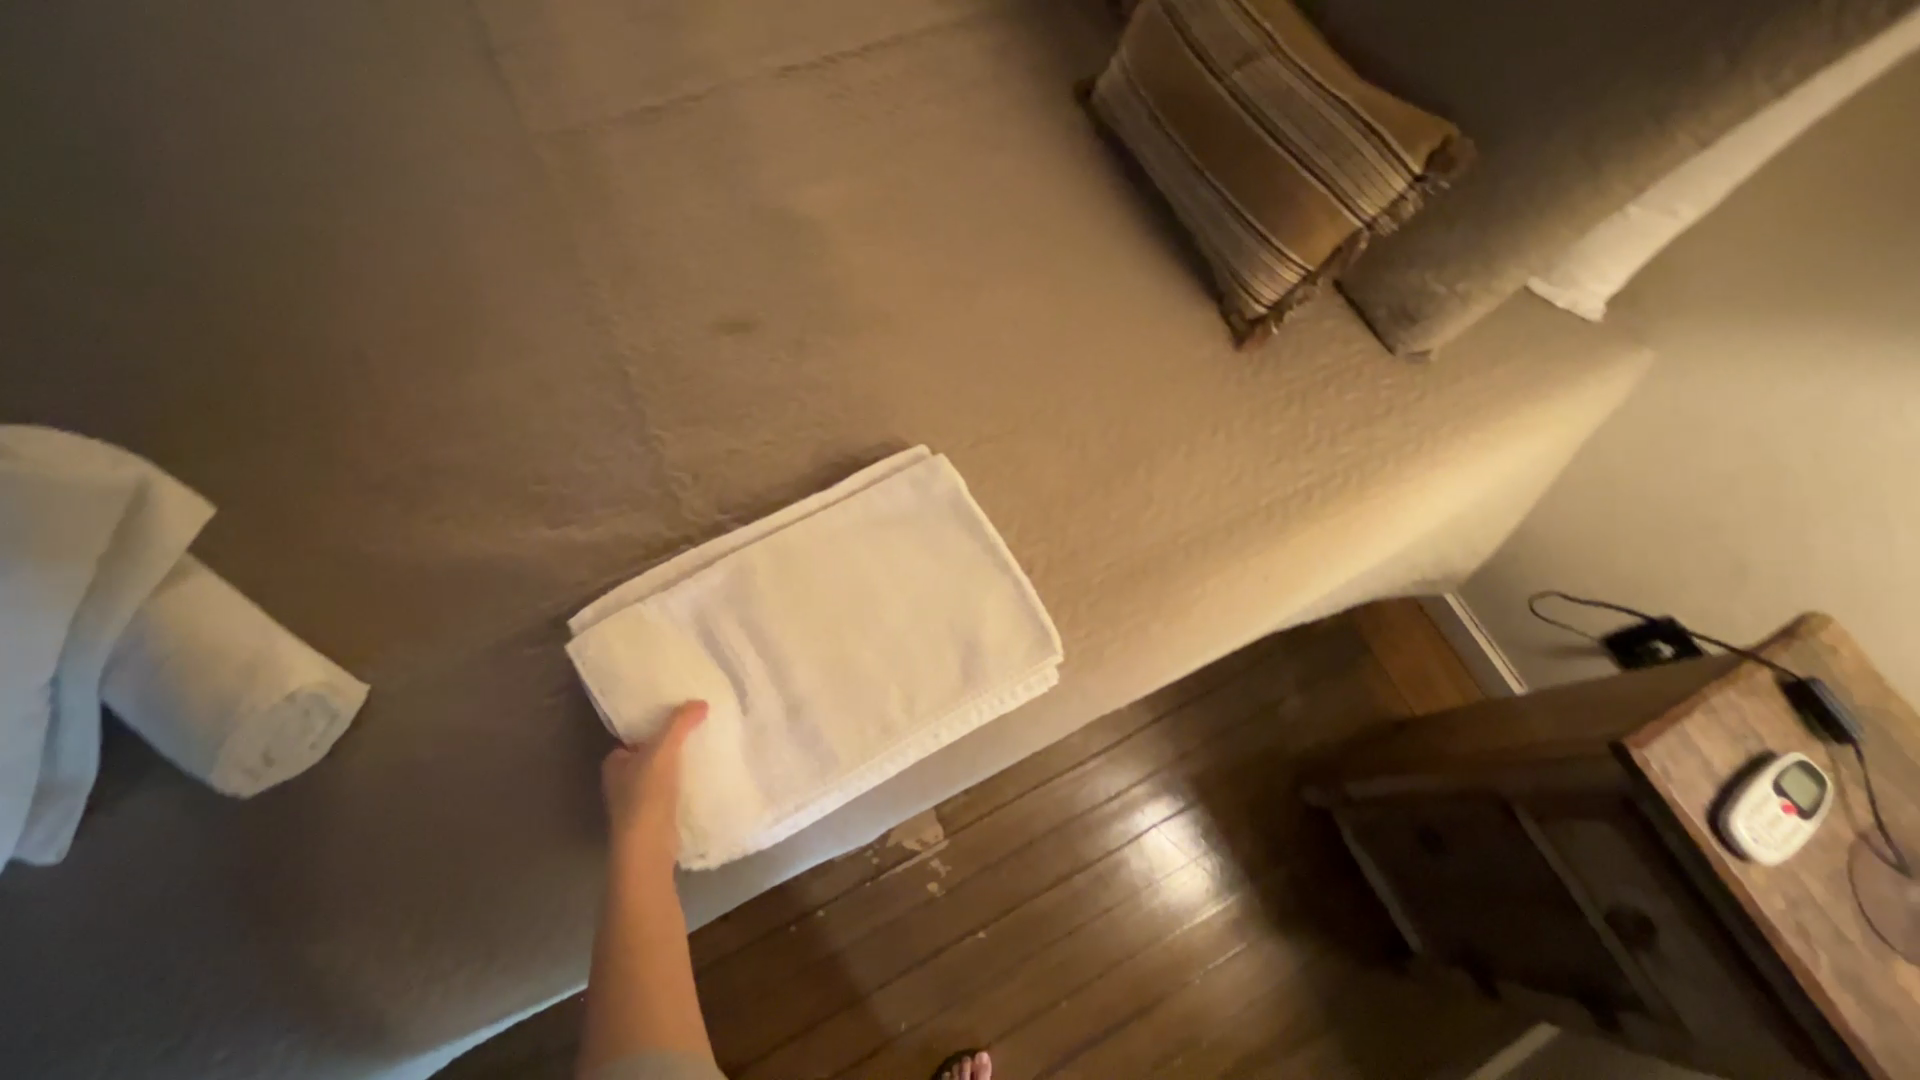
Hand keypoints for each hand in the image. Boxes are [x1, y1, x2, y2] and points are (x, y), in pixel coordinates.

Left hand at [601, 700, 706, 861]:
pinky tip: (705, 776)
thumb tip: (700, 702)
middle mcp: (622, 780)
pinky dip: (686, 783)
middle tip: (699, 729)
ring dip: (681, 764)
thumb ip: (679, 724)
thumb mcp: (662, 750)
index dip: (656, 724)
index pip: (636, 735)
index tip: (681, 715)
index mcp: (614, 762)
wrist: (648, 846)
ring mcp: (638, 801)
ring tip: (707, 748)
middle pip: (651, 753)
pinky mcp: (655, 817)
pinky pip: (673, 790)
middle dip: (672, 744)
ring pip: (663, 773)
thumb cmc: (646, 795)